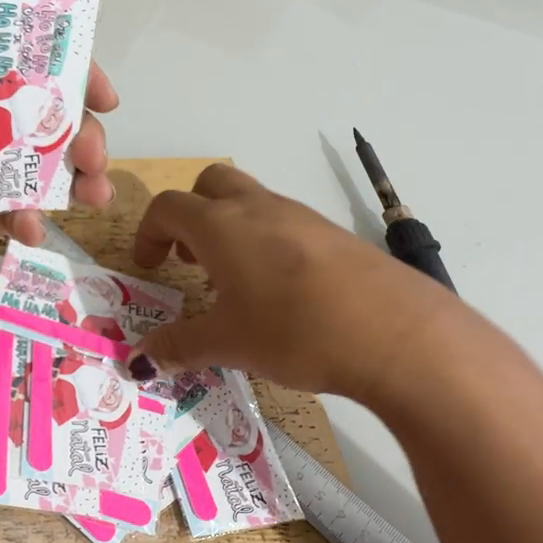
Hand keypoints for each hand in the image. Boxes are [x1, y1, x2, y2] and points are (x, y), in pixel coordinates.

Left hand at [0, 0, 118, 291]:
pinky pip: (22, 207)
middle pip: (46, 116)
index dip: (71, 72)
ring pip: (43, 163)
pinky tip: (31, 230)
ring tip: (93, 201)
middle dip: (80, 135)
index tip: (103, 96)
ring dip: (74, 179)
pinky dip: (34, 218)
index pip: (28, 63)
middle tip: (96, 159)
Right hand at [131, 164, 468, 400]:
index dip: (149, 233)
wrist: (400, 336)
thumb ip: (180, 346)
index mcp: (220, 225)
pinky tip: (281, 294)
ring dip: (230, 229)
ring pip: (252, 201)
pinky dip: (267, 243)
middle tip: (189, 258)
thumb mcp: (228, 344)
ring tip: (235, 283)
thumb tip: (141, 359)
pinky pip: (286, 224)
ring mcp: (302, 218)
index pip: (168, 207)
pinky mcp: (337, 237)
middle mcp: (258, 209)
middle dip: (191, 213)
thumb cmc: (295, 331)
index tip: (150, 266)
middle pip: (211, 183)